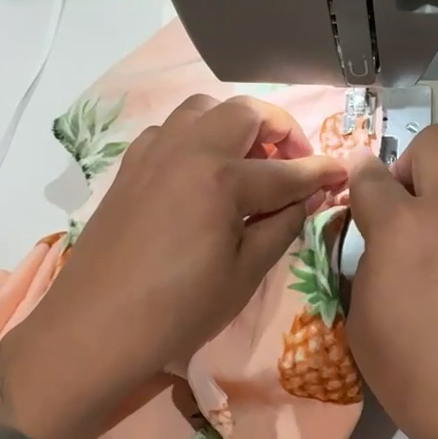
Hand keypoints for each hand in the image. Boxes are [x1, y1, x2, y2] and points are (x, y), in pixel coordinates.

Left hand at [53, 94, 345, 379]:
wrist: (94, 329)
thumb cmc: (179, 310)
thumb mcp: (245, 273)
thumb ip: (283, 224)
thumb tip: (308, 196)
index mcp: (221, 178)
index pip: (286, 170)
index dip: (320, 172)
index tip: (343, 172)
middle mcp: (188, 150)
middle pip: (245, 113)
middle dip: (279, 130)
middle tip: (293, 163)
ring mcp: (153, 153)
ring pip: (203, 110)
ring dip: (234, 125)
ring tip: (248, 161)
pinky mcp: (130, 167)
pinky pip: (171, 131)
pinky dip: (196, 138)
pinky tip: (201, 174)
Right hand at [345, 125, 437, 438]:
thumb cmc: (424, 382)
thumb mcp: (365, 332)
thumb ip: (366, 274)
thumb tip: (377, 249)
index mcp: (402, 227)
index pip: (370, 176)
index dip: (359, 185)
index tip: (361, 202)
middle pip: (437, 139)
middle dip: (415, 161)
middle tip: (411, 203)